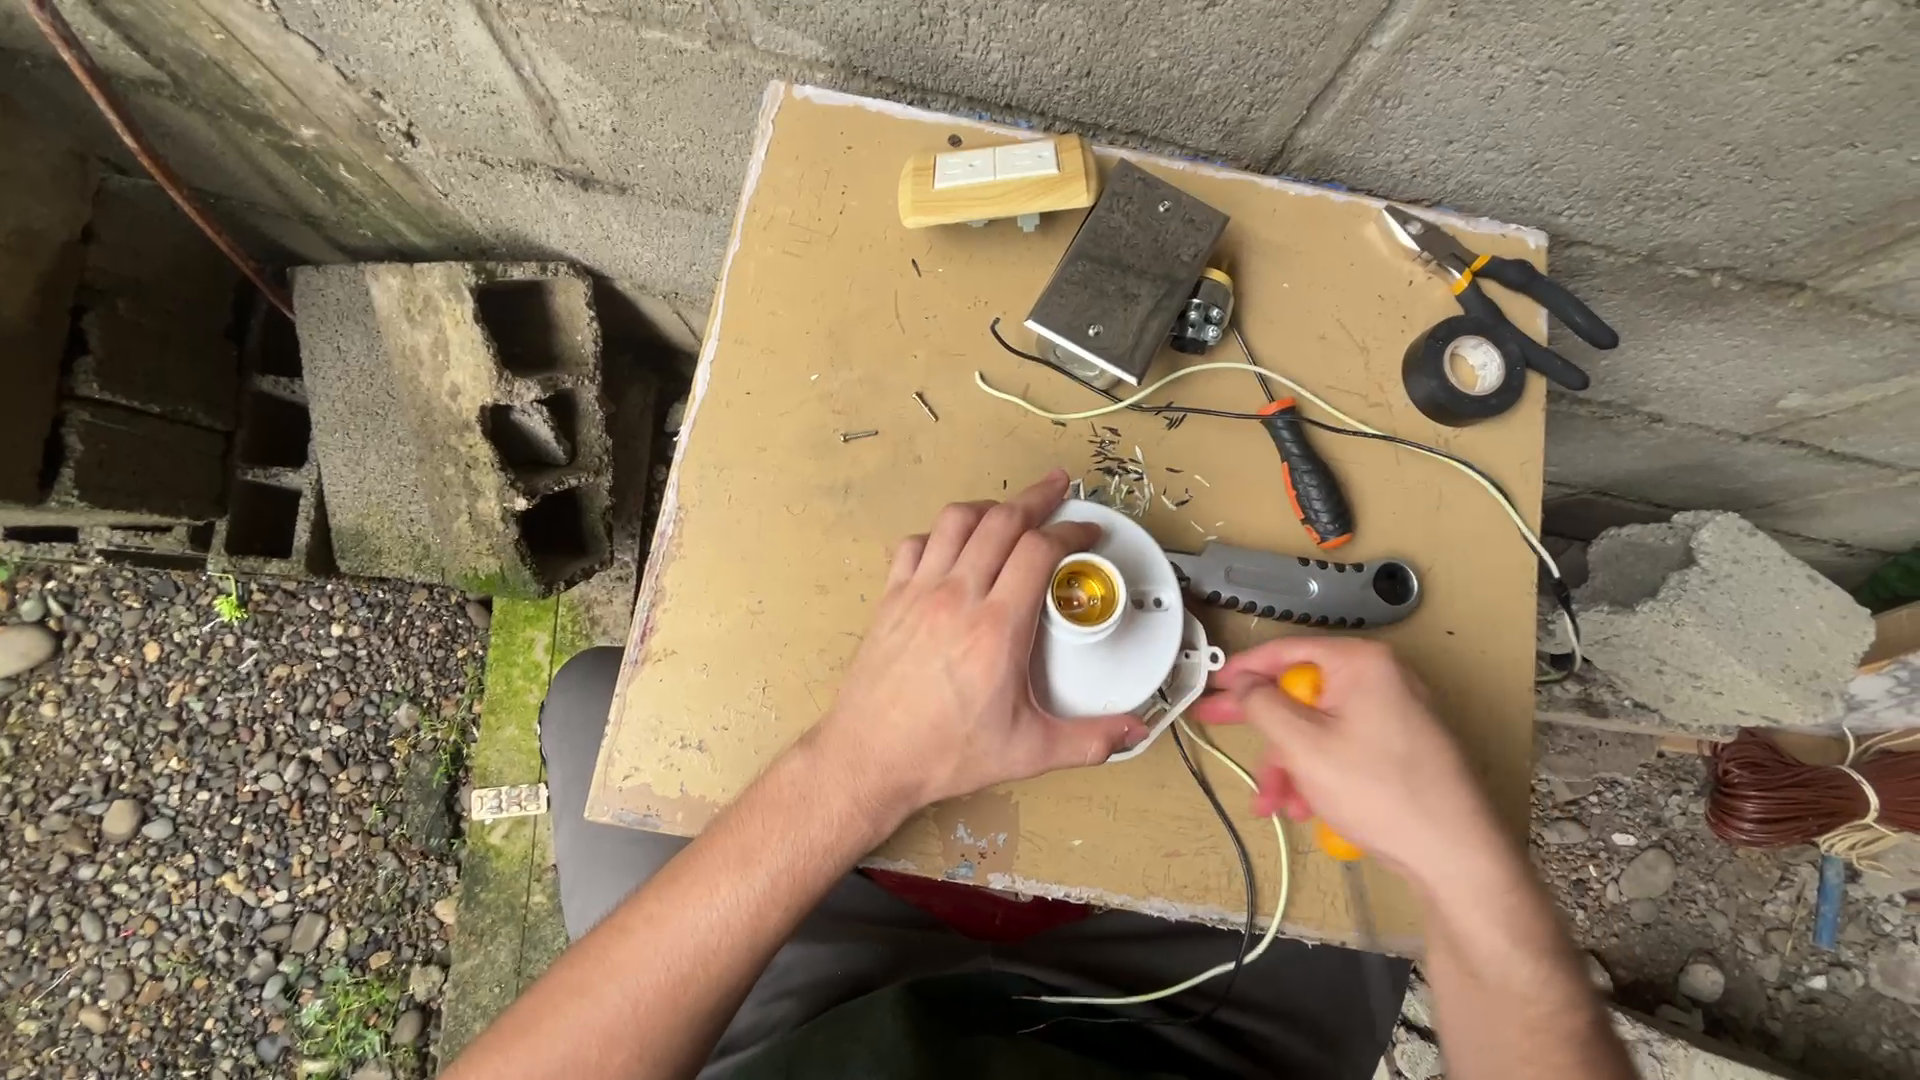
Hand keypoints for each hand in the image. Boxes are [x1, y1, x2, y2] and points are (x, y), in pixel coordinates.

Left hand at [808, 470, 1145, 823]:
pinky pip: (914, 544)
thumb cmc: (941, 753)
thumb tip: (1132, 734)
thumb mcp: (1027, 752)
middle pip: (1001, 521)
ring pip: (955, 521)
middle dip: (1037, 497)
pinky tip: (952, 544)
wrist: (869, 757)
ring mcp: (918, 593)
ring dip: (989, 507)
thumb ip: (1087, 740)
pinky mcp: (891, 600)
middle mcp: (957, 598)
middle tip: (1058, 488)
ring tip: (1010, 509)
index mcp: (997, 628)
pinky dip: (938, 533)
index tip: (1088, 532)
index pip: (1040, 551)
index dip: (1071, 531)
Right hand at [1189, 637, 1499, 884]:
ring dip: (1288, 764)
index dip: (1243, 668)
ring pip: (1317, 727)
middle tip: (1213, 723)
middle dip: (1262, 727)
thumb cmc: (1377, 790)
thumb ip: (1262, 704)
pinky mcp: (1399, 748)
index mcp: (1361, 664)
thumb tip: (1243, 682)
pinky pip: (1342, 747)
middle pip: (1300, 693)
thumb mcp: (1302, 744)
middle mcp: (1381, 679)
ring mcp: (1394, 714)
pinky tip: (1304, 809)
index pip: (1286, 651)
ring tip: (1272, 803)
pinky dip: (1317, 773)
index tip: (1212, 684)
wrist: (1457, 858)